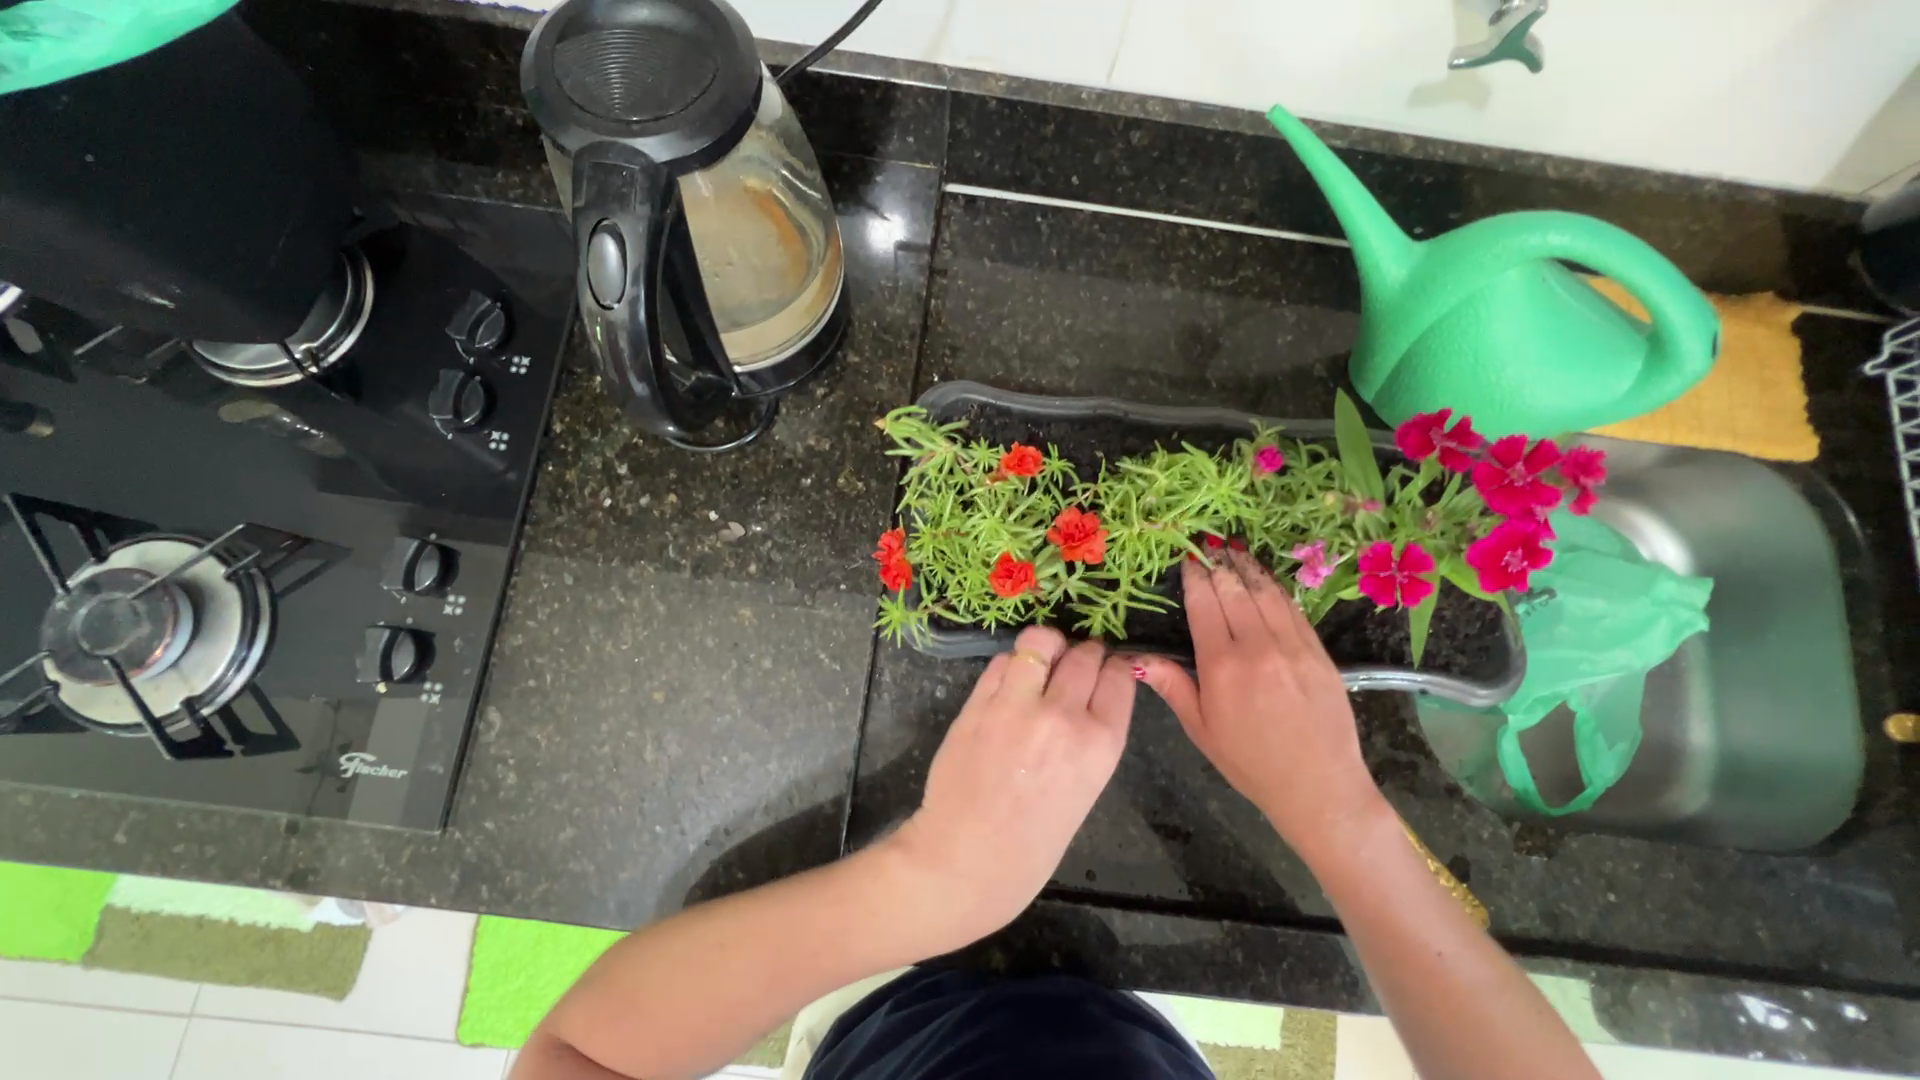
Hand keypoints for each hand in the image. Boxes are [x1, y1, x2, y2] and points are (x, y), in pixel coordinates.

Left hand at [883, 626, 1134, 949]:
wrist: (970, 859)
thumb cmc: (1034, 839)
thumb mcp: (1086, 789)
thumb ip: (1091, 738)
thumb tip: (1089, 695)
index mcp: (1101, 745)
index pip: (1119, 678)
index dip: (1113, 666)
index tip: (1106, 666)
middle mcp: (1064, 716)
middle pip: (1084, 655)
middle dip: (1083, 653)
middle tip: (1074, 662)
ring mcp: (1017, 706)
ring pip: (1041, 642)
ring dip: (1046, 646)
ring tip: (1042, 658)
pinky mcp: (979, 703)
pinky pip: (1001, 661)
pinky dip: (1011, 663)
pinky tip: (1011, 678)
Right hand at [1137, 551, 1386, 858]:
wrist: (1318, 785)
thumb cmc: (1250, 762)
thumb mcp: (1201, 729)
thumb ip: (1172, 686)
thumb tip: (1136, 659)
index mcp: (1221, 666)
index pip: (1204, 606)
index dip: (1196, 579)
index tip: (1189, 561)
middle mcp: (1257, 647)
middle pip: (1234, 592)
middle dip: (1220, 567)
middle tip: (1210, 547)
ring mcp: (1292, 646)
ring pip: (1266, 594)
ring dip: (1249, 570)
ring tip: (1236, 553)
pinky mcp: (1318, 652)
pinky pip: (1293, 610)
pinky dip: (1277, 590)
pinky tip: (1267, 581)